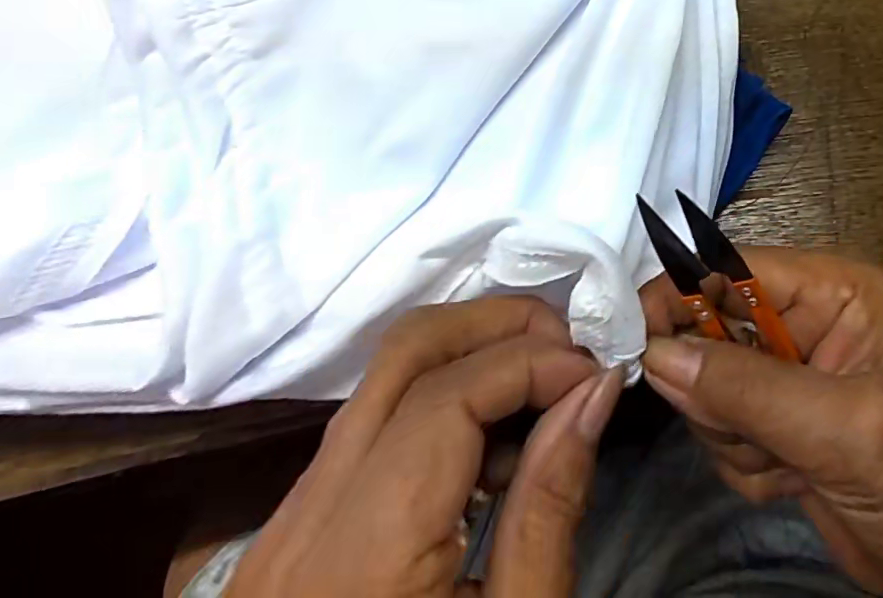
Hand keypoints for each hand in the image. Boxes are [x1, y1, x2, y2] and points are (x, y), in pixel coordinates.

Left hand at [223, 296, 624, 597]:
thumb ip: (552, 499)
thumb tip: (597, 386)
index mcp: (356, 558)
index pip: (449, 393)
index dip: (536, 361)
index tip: (600, 375)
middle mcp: (300, 519)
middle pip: (404, 353)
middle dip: (503, 324)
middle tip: (572, 351)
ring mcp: (282, 523)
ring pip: (386, 377)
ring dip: (479, 355)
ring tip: (546, 394)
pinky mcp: (289, 533)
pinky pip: (375, 423)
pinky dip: (449, 398)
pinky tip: (495, 450)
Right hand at [638, 249, 882, 597]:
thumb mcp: (845, 430)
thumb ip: (749, 390)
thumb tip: (657, 354)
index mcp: (834, 291)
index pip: (737, 269)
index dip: (681, 293)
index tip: (632, 336)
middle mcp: (806, 319)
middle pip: (710, 327)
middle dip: (718, 390)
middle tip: (749, 433)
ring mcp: (788, 371)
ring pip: (708, 385)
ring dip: (733, 434)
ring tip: (788, 462)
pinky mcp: (776, 419)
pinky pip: (719, 428)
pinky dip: (742, 462)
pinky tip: (791, 480)